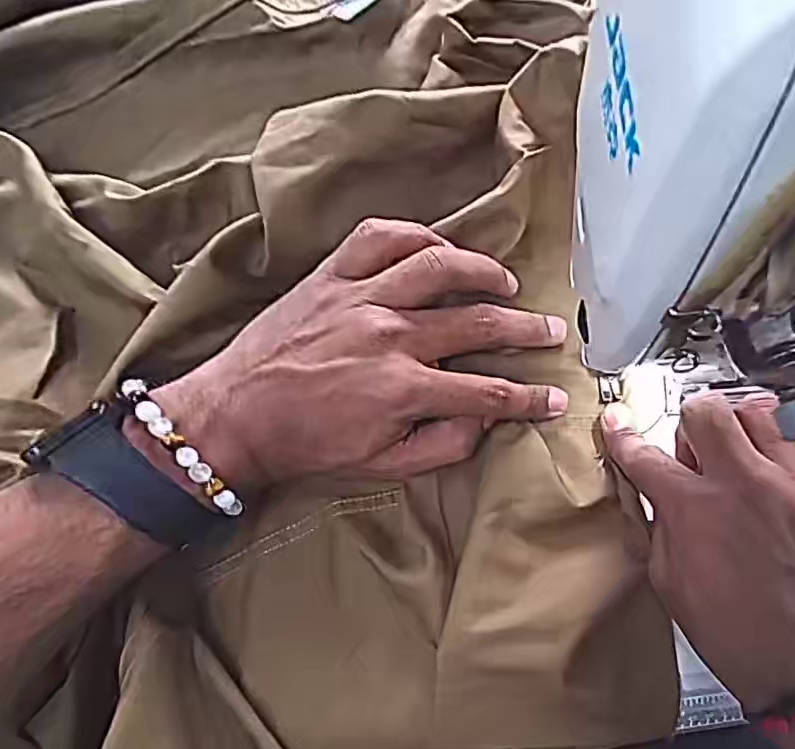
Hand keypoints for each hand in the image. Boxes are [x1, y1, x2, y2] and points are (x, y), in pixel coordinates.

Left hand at [142, 219, 569, 492]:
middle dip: (525, 330)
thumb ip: (443, 446)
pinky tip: (437, 249)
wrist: (238, 415)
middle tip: (551, 331)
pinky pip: (381, 238)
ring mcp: (359, 298)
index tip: (556, 399)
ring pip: (438, 267)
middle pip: (477, 323)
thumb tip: (483, 421)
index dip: (530, 398)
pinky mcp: (331, 276)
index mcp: (403, 390)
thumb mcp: (383, 466)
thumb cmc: (311, 446)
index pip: (487, 392)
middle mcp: (389, 336)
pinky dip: (417, 236)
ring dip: (482, 271)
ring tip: (506, 281)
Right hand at [601, 393, 794, 712]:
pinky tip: (782, 462)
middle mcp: (746, 485)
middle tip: (693, 450)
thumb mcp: (671, 585)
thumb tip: (653, 496)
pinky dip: (792, 440)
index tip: (619, 428)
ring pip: (760, 410)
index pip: (645, 454)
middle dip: (689, 425)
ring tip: (739, 454)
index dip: (624, 438)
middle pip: (706, 411)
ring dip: (739, 427)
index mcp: (696, 510)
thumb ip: (659, 528)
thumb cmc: (741, 635)